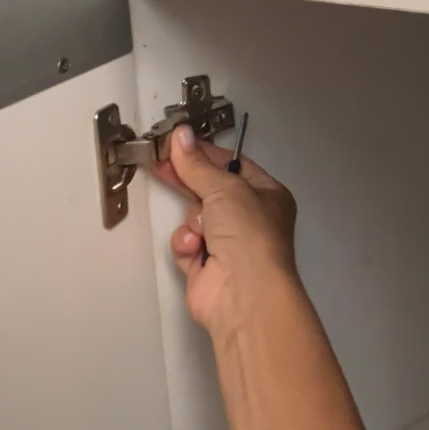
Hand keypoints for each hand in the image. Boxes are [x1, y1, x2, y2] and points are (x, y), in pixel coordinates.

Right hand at [153, 124, 299, 343]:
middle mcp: (250, 218)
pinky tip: (195, 251)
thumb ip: (197, 164)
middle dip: (189, 181)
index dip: (206, 154)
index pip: (233, 165)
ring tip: (202, 232)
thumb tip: (180, 134)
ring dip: (194, 222)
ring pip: (196, 217)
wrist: (244, 295)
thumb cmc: (247, 232)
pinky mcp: (206, 267)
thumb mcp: (224, 189)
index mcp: (267, 194)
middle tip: (161, 164)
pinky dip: (187, 245)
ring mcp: (228, 244)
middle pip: (211, 190)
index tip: (179, 143)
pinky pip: (187, 243)